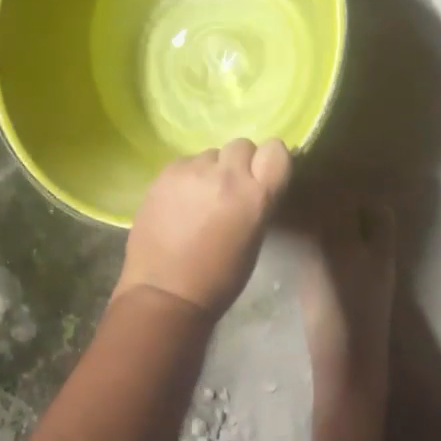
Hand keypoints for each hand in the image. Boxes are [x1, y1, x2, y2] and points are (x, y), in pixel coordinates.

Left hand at [115, 138, 292, 318]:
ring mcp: (193, 171)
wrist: (164, 295)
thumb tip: (257, 180)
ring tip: (199, 199)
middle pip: (242, 145)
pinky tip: (178, 202)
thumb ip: (259, 200)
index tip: (261, 175)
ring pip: (211, 153)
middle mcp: (227, 175)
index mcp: (256, 195)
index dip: (268, 160)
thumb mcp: (254, 237)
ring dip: (210, 170)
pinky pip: (186, 162)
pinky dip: (187, 177)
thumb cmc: (218, 278)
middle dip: (238, 164)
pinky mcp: (166, 173)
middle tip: (227, 190)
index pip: (275, 149)